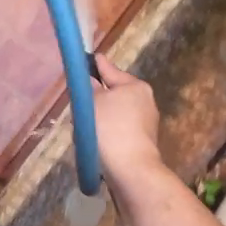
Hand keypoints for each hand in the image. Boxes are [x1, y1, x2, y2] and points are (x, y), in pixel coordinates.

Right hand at [90, 53, 166, 180]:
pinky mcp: (142, 139)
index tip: (89, 58)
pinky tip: (96, 139)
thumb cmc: (109, 129)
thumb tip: (90, 80)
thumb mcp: (91, 103)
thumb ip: (88, 88)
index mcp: (134, 86)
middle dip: (97, 95)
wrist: (130, 168)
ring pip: (116, 111)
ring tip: (84, 125)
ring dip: (101, 114)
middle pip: (114, 92)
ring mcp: (146, 121)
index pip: (110, 70)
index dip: (96, 64)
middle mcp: (145, 100)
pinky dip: (108, 129)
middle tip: (79, 101)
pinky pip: (120, 127)